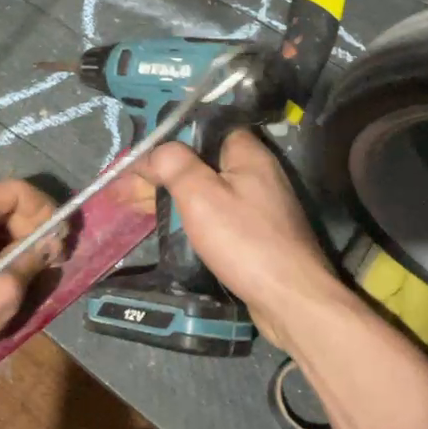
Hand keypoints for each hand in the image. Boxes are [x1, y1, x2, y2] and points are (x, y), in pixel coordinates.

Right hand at [131, 131, 346, 345]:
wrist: (291, 301)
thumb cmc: (244, 241)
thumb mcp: (200, 195)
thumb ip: (175, 164)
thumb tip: (156, 150)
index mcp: (249, 155)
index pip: (210, 127)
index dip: (177, 136)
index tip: (148, 152)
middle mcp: (260, 175)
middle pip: (208, 161)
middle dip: (171, 171)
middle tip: (136, 186)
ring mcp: (263, 207)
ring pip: (213, 190)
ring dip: (181, 197)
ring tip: (144, 207)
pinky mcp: (262, 236)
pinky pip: (223, 216)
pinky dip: (198, 219)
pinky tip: (177, 230)